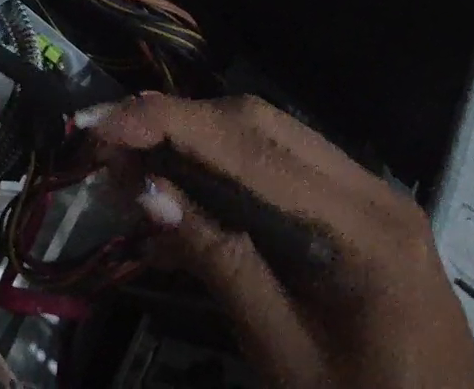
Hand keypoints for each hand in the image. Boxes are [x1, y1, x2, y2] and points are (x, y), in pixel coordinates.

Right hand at [78, 94, 473, 388]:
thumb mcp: (285, 351)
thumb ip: (222, 261)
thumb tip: (146, 189)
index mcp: (364, 228)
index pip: (248, 147)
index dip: (166, 124)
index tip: (100, 127)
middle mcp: (372, 192)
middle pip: (254, 122)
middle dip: (172, 121)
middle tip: (107, 145)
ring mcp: (369, 197)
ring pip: (261, 134)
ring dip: (190, 139)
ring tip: (131, 168)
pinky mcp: (355, 211)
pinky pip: (275, 166)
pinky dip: (217, 168)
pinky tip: (177, 197)